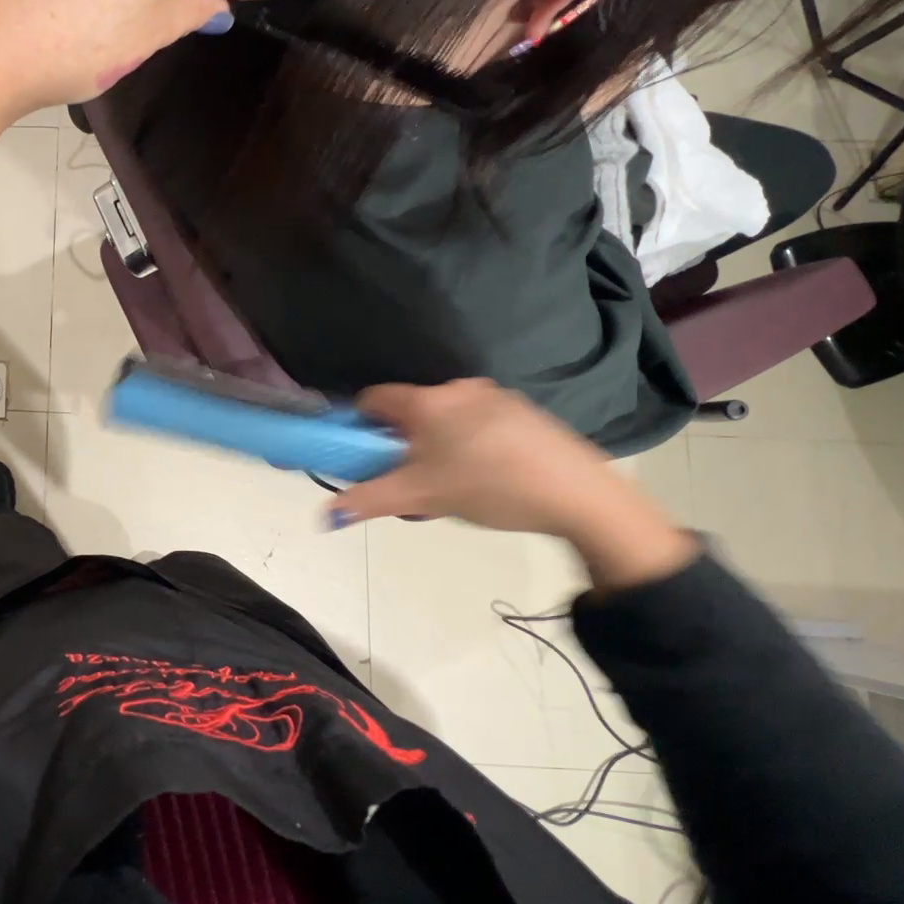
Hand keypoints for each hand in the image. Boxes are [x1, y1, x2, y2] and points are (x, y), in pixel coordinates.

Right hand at [330, 380, 697, 589]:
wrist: (579, 496)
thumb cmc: (487, 486)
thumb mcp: (419, 497)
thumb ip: (367, 501)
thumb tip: (324, 515)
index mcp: (425, 401)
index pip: (372, 399)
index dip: (358, 425)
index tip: (363, 455)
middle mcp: (456, 388)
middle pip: (408, 413)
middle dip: (399, 445)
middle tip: (408, 481)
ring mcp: (495, 397)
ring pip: (444, 420)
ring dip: (434, 448)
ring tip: (449, 487)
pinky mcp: (525, 414)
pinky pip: (476, 424)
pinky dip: (467, 446)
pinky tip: (485, 480)